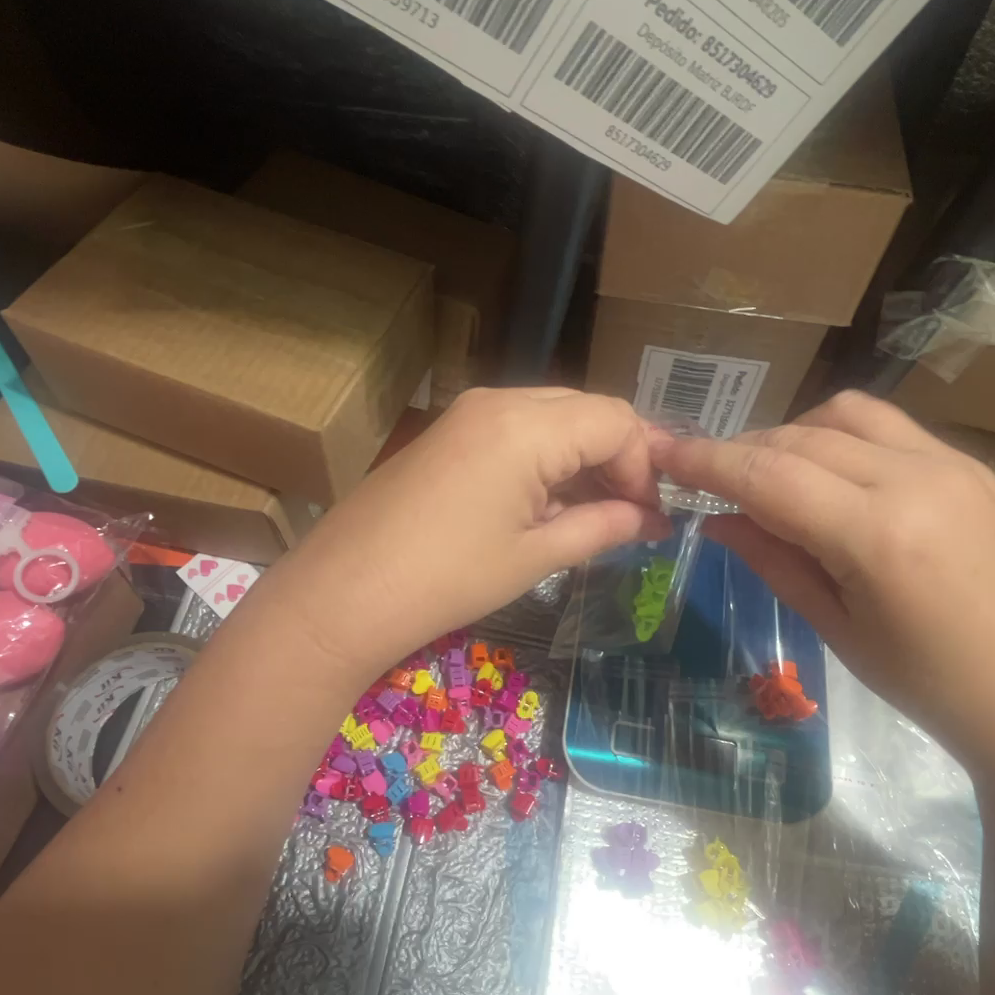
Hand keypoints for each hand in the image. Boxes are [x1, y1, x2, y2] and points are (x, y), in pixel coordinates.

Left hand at [246, 388, 668, 679]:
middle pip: (586, 411)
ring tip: (596, 514)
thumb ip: (602, 527)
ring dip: (583, 458)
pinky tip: (550, 503)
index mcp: (527, 426)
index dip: (643, 466)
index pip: (616, 420)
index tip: (649, 517)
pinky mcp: (447, 433)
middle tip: (633, 514)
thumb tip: (652, 521)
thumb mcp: (535, 557)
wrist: (343, 593)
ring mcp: (468, 413)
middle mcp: (499, 401)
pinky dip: (546, 459)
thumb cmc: (447, 580)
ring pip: (552, 417)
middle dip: (618, 458)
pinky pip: (516, 430)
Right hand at [655, 391, 994, 787]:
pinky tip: (832, 478)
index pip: (768, 474)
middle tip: (708, 481)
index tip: (663, 454)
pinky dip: (842, 437)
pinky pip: (890, 429)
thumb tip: (717, 519)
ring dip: (793, 434)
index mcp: (878, 533)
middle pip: (801, 437)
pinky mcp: (977, 468)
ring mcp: (954, 465)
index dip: (707, 461)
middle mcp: (917, 478)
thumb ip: (776, 562)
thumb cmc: (938, 692)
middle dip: (744, 451)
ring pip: (846, 416)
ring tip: (770, 476)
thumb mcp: (843, 632)